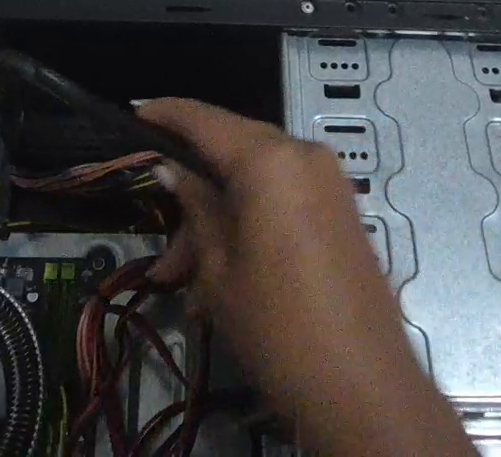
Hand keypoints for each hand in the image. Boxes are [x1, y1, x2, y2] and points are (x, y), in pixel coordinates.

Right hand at [138, 98, 471, 456]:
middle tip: (160, 247)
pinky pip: (282, 199)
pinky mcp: (341, 209)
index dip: (167, 113)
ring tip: (184, 282)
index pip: (206, 119)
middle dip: (191, 192)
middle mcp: (304, 155)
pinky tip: (222, 275)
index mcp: (269, 159)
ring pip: (255, 182)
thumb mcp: (218, 268)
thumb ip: (195, 206)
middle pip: (232, 151)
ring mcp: (328, 181)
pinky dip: (250, 223)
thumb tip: (172, 169)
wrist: (366, 388)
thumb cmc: (278, 326)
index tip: (135, 111)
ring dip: (217, 221)